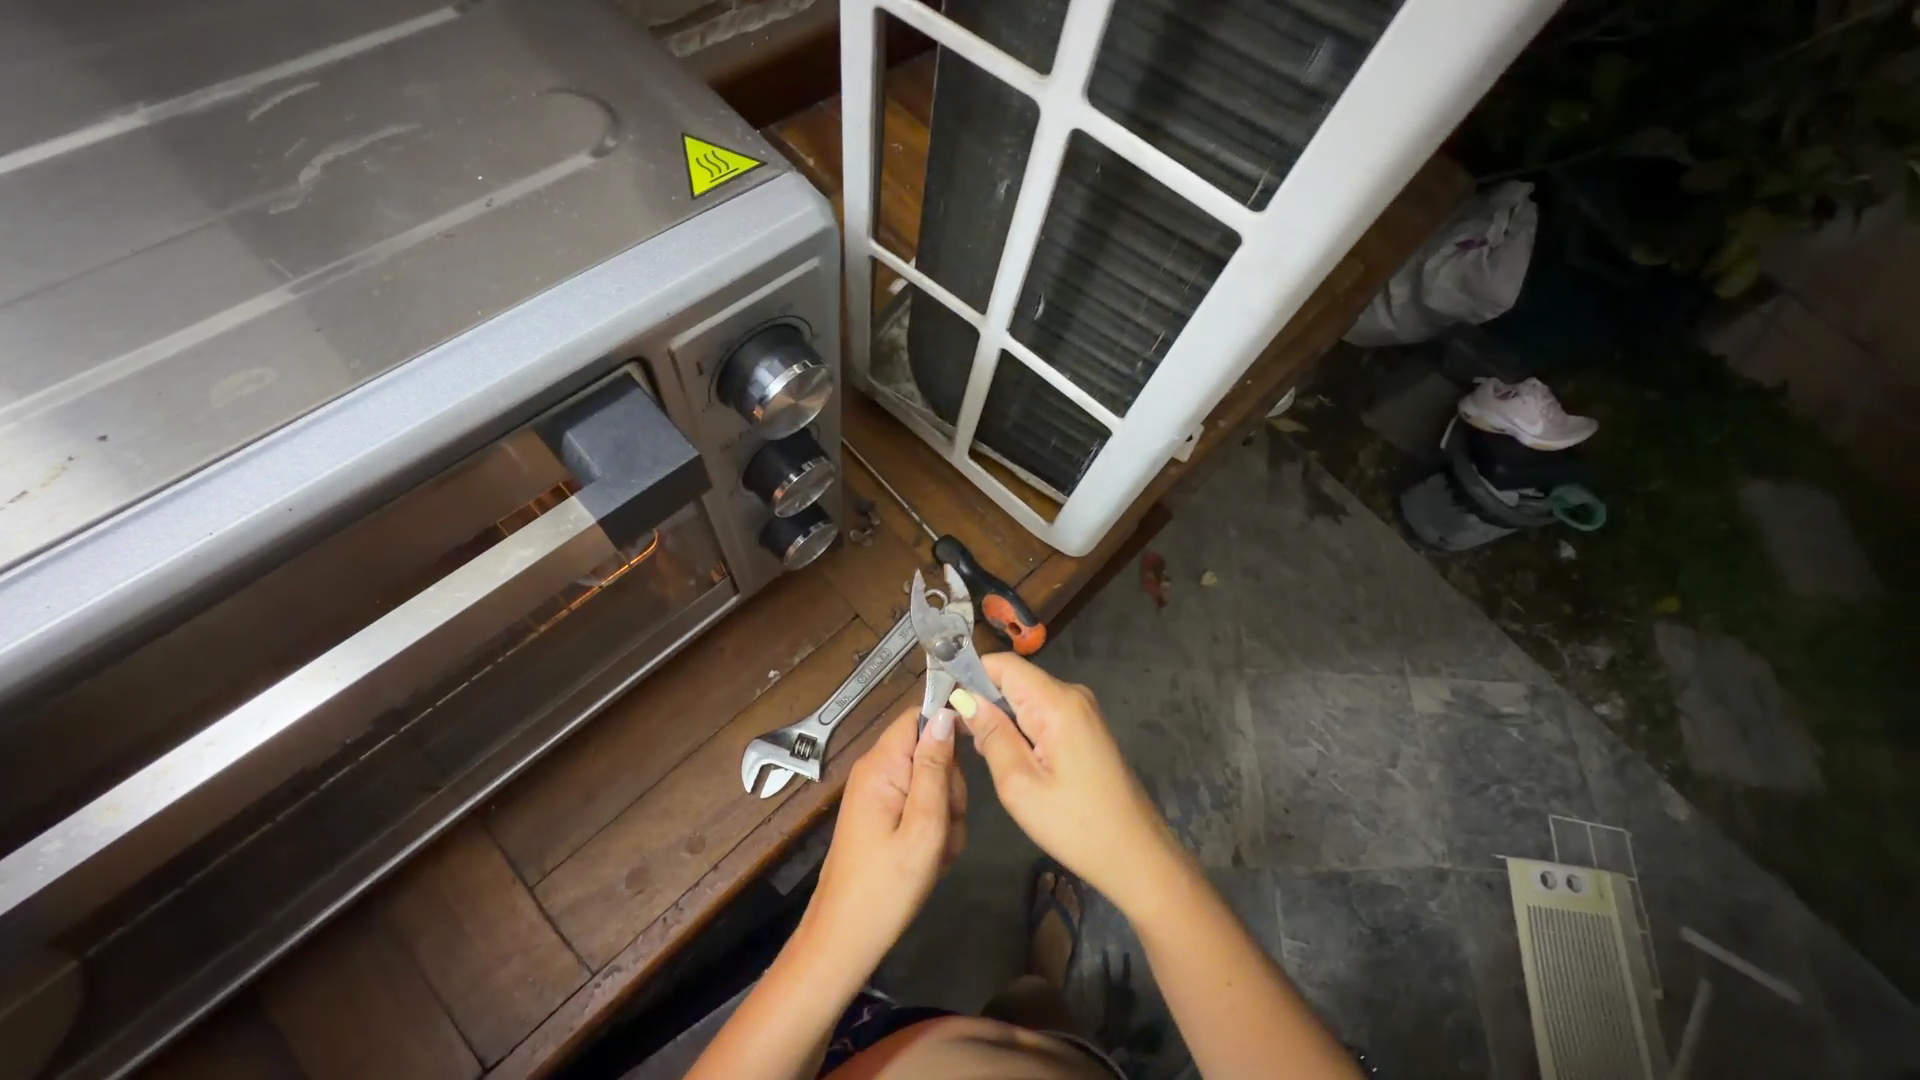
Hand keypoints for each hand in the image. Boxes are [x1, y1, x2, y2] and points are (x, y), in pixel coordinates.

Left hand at [801, 705, 965, 976]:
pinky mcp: (884, 817)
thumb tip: (947, 714)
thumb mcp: (924, 826)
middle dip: (951, 787)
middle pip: (932, 753)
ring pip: (933, 784)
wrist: (846, 939)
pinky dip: (934, 830)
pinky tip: (930, 858)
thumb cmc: (887, 886)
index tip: (974, 759)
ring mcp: (879, 795)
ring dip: (945, 815)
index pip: (920, 717)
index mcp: (882, 765)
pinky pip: (922, 807)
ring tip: (936, 851)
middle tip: (945, 826)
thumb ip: (936, 769)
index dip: (950, 729)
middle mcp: (877, 771)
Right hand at [966, 654, 1185, 914]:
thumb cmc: (1075, 825)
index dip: (968, 675)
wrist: (1136, 855)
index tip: (942, 701)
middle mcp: (1072, 695)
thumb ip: (991, 734)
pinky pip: (1043, 714)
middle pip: (1014, 680)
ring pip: (1026, 698)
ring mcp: (1083, 711)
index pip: (1002, 664)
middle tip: (959, 739)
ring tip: (983, 755)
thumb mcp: (1019, 784)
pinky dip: (1021, 729)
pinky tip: (1011, 761)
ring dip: (1001, 719)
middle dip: (982, 701)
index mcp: (1057, 702)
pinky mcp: (1086, 729)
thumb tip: (963, 697)